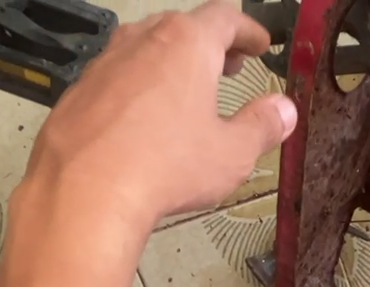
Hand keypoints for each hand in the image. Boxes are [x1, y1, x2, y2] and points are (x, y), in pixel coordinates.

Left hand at [15, 2, 295, 251]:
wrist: (89, 186)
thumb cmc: (169, 165)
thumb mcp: (233, 153)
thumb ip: (262, 126)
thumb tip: (285, 109)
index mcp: (188, 45)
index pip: (224, 18)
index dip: (247, 30)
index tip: (259, 42)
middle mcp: (145, 39)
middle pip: (184, 26)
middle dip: (212, 44)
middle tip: (230, 65)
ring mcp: (108, 60)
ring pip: (149, 47)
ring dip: (175, 62)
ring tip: (191, 90)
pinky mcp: (83, 88)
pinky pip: (122, 76)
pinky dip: (144, 86)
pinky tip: (150, 118)